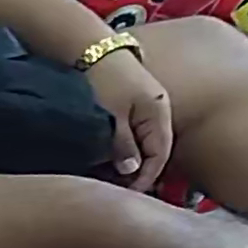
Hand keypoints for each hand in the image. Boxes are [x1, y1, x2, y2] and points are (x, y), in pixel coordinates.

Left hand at [85, 50, 172, 192]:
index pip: (159, 154)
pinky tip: (102, 163)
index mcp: (157, 112)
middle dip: (135, 175)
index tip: (129, 197)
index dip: (146, 178)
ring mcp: (140, 107)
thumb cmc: (101, 81)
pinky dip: (117, 152)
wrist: (88, 49)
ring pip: (138, 144)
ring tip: (107, 183)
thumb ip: (122, 145)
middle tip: (116, 195)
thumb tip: (131, 171)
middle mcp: (154, 110)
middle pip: (151, 151)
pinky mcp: (125, 105)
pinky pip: (127, 135)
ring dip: (125, 165)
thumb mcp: (111, 117)